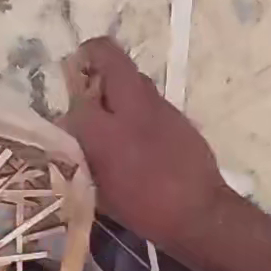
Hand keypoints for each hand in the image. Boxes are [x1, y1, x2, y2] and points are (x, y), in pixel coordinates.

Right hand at [62, 37, 231, 247]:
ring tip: (114, 115)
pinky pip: (154, 101)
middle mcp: (134, 109)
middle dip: (93, 59)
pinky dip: (141, 107)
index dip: (69, 103)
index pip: (76, 98)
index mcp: (106, 133)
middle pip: (109, 55)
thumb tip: (76, 137)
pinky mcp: (181, 117)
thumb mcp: (101, 191)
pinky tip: (142, 135)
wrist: (201, 214)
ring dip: (119, 85)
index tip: (69, 116)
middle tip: (85, 84)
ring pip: (135, 77)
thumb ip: (85, 157)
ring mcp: (162, 109)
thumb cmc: (146, 211)